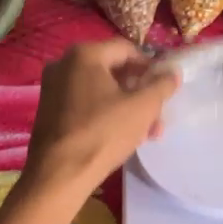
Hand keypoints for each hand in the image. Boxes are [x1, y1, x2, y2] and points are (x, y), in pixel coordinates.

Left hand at [20, 39, 178, 200]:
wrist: (59, 174)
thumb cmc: (103, 133)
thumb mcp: (142, 108)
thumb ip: (161, 85)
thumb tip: (173, 72)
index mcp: (84, 54)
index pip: (127, 49)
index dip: (150, 67)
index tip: (164, 88)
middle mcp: (63, 63)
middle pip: (113, 70)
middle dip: (140, 93)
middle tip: (158, 116)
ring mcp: (53, 87)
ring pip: (100, 90)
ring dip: (127, 107)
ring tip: (147, 133)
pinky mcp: (49, 110)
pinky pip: (84, 103)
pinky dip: (105, 114)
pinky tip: (121, 136)